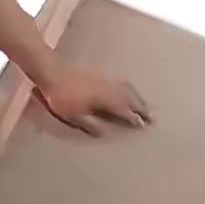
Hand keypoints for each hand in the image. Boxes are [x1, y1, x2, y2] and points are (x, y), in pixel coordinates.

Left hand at [34, 64, 149, 135]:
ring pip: (129, 88)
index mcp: (106, 99)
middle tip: (152, 118)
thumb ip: (90, 124)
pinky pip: (122, 81)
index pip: (125, 111)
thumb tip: (106, 133)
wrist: (52, 70)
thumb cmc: (61, 97)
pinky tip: (128, 89)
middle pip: (131, 99)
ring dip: (138, 97)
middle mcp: (111, 87)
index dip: (134, 119)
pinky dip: (130, 87)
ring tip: (145, 105)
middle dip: (142, 108)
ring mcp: (107, 77)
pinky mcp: (101, 71)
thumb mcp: (73, 116)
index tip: (143, 126)